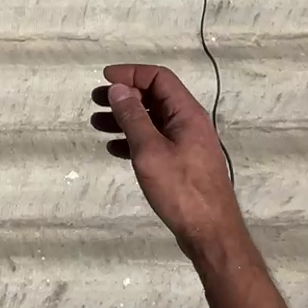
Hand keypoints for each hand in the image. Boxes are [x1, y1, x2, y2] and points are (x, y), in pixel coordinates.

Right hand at [92, 63, 241, 258]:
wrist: (211, 234)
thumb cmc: (181, 189)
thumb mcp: (150, 150)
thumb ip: (133, 117)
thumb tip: (118, 89)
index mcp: (186, 113)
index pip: (158, 77)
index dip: (131, 73)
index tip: (105, 79)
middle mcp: (189, 123)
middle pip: (154, 97)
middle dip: (124, 96)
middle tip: (96, 101)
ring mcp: (186, 144)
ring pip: (152, 120)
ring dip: (125, 118)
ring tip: (98, 124)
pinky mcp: (182, 164)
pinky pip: (154, 141)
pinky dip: (133, 139)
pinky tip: (114, 148)